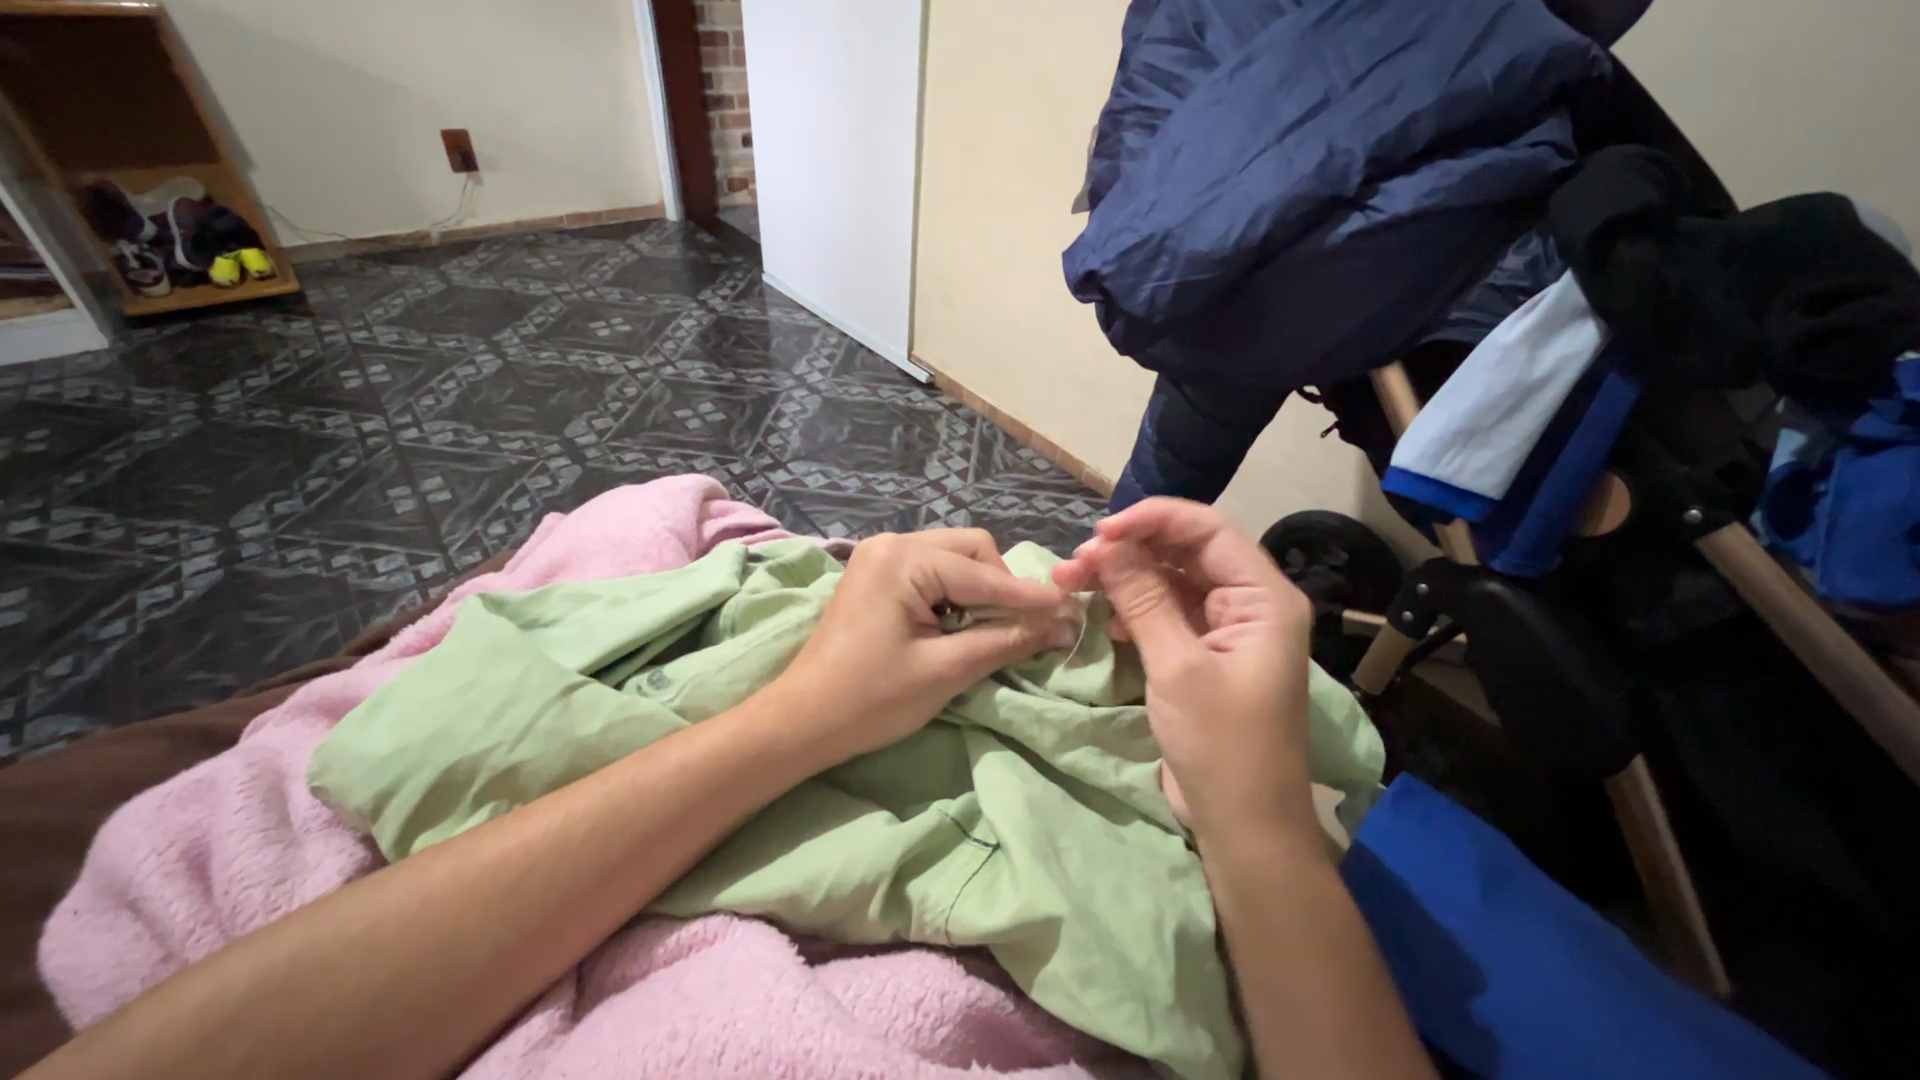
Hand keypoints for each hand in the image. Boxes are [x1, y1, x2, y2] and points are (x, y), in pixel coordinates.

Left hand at [772, 529, 1076, 761]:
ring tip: (991, 630)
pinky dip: (956, 594)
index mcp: (904, 559)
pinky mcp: (877, 575)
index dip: (1031, 597)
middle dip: (1002, 588)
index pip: (985, 574)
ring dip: (981, 590)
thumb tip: (1061, 627)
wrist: (804, 720)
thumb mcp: (946, 670)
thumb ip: (1006, 641)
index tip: (1073, 611)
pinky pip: (933, 572)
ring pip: (955, 559)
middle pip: (973, 551)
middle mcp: (892, 543)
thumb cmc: (871, 699)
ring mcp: (881, 556)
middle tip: (1019, 629)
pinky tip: (960, 624)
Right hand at [1054, 499, 1315, 837]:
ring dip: (1123, 578)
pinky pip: (1165, 613)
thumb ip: (1144, 599)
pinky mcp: (1203, 655)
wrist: (1244, 823)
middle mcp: (1249, 603)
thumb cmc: (1222, 746)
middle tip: (1073, 562)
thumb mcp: (1177, 668)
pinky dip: (1132, 608)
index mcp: (1263, 597)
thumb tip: (1108, 545)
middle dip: (1128, 550)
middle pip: (1185, 551)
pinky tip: (1103, 617)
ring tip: (1070, 582)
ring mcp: (1225, 630)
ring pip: (1169, 581)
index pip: (1208, 529)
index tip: (1098, 533)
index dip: (1151, 519)